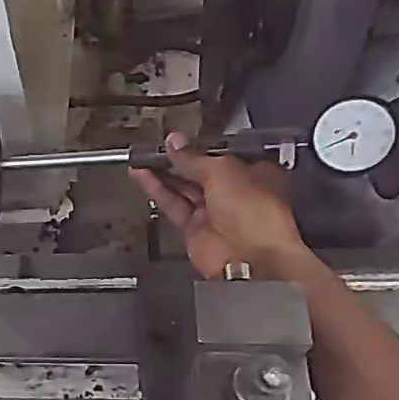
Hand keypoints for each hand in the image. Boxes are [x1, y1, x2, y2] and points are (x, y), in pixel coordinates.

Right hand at [129, 132, 312, 279]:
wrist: (253, 260)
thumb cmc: (257, 214)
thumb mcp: (222, 172)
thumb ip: (194, 158)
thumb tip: (176, 143)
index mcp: (251, 173)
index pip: (219, 154)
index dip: (196, 147)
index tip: (175, 140)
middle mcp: (233, 193)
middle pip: (198, 171)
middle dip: (176, 160)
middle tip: (154, 148)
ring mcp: (214, 212)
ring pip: (182, 188)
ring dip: (162, 174)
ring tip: (141, 159)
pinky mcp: (195, 229)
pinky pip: (173, 205)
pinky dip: (157, 191)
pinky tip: (144, 177)